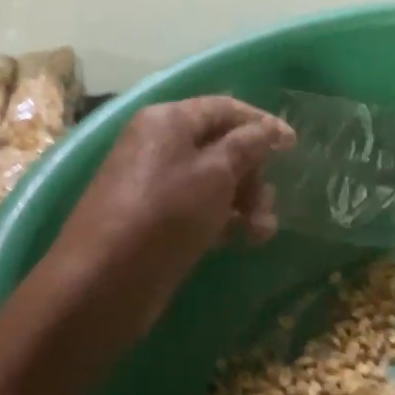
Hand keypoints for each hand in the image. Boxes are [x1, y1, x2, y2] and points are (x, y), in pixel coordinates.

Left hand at [49, 96, 294, 331]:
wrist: (100, 286)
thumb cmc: (164, 215)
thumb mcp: (216, 173)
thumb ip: (249, 145)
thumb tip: (270, 129)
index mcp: (168, 120)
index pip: (225, 108)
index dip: (262, 124)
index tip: (294, 147)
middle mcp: (159, 144)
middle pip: (221, 145)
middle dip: (253, 173)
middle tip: (268, 204)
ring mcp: (153, 183)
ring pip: (214, 180)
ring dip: (244, 201)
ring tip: (260, 232)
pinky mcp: (153, 219)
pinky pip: (198, 206)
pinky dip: (223, 219)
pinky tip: (242, 241)